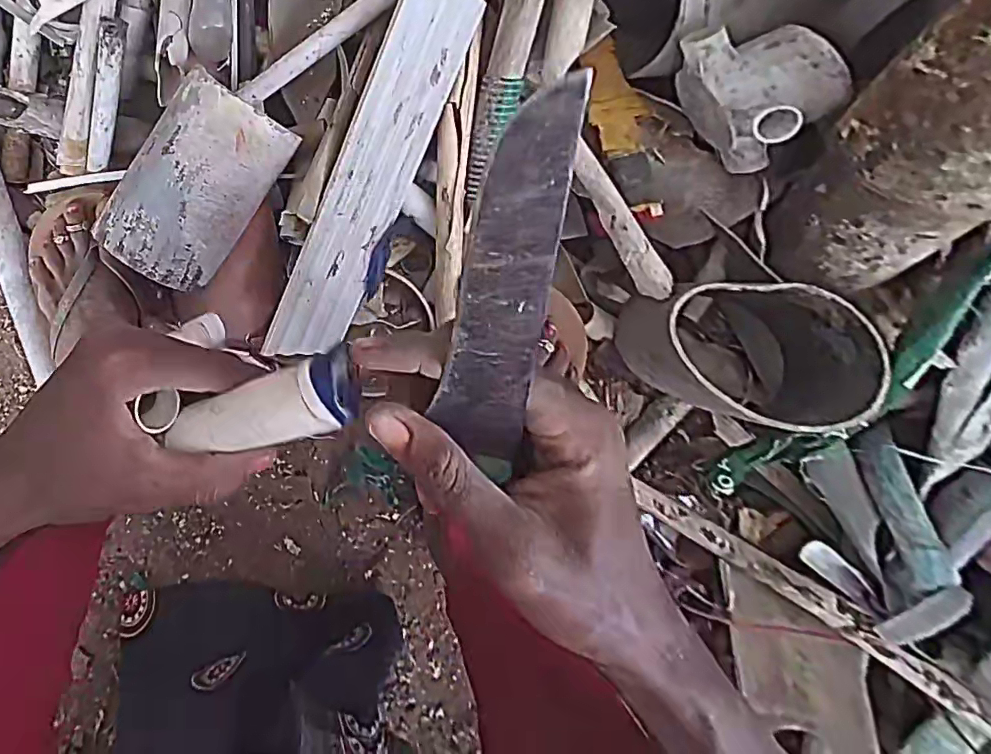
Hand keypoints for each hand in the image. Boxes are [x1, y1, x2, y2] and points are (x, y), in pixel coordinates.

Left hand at [0, 327, 278, 522]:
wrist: (10, 479)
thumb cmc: (71, 484)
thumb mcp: (147, 487)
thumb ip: (213, 473)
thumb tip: (265, 456)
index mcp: (127, 361)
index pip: (210, 366)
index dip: (252, 385)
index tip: (283, 405)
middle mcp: (120, 335)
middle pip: (198, 354)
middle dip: (230, 387)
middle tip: (254, 421)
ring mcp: (110, 336)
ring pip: (183, 353)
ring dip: (206, 384)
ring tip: (221, 422)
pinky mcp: (106, 345)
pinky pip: (162, 356)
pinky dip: (182, 380)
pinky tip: (185, 411)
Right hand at [360, 338, 683, 668]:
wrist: (626, 636)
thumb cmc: (582, 594)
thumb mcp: (507, 540)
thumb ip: (445, 475)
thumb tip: (381, 417)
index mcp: (574, 421)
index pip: (488, 363)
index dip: (422, 355)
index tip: (367, 358)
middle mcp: (564, 407)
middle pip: (476, 364)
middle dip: (415, 374)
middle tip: (364, 389)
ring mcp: (548, 422)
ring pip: (469, 386)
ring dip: (422, 401)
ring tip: (385, 425)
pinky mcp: (531, 440)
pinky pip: (475, 413)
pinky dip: (437, 424)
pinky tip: (415, 447)